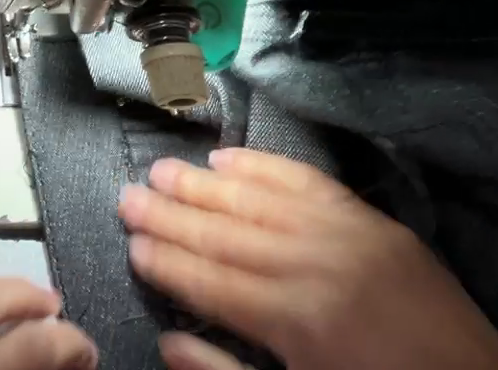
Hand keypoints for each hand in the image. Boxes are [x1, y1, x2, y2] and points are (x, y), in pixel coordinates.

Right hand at [118, 149, 497, 369]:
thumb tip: (168, 340)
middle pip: (225, 234)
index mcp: (300, 323)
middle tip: (125, 195)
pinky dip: (261, 165)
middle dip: (169, 216)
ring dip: (202, 184)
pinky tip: (225, 156)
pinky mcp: (372, 220)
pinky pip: (305, 180)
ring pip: (255, 199)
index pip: (213, 282)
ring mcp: (346, 235)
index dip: (167, 263)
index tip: (130, 244)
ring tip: (159, 169)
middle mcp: (316, 266)